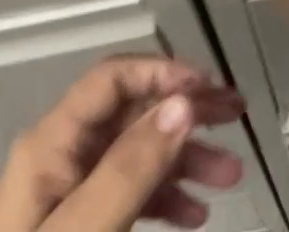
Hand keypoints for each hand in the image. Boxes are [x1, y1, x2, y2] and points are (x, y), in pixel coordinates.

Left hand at [0, 56, 246, 231]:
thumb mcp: (87, 227)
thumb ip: (131, 166)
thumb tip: (182, 103)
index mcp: (51, 142)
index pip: (112, 79)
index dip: (163, 72)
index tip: (211, 85)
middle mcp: (62, 154)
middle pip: (132, 111)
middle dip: (186, 111)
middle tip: (237, 113)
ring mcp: (72, 188)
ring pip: (139, 152)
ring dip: (187, 158)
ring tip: (231, 173)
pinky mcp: (84, 219)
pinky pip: (133, 191)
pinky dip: (168, 196)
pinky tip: (196, 214)